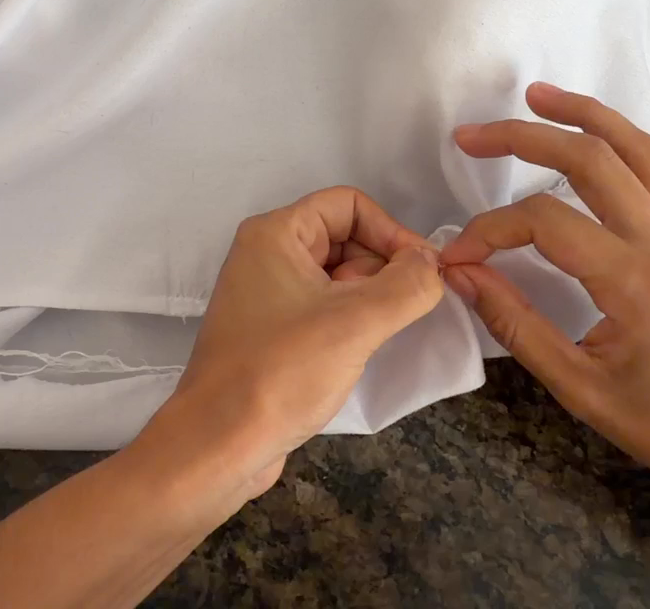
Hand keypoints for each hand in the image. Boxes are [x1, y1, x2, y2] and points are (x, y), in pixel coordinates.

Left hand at [144, 187, 444, 499]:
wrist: (218, 445)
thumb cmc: (282, 371)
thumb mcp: (355, 323)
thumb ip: (406, 285)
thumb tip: (432, 263)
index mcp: (276, 233)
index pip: (348, 204)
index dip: (391, 232)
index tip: (423, 273)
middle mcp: (266, 253)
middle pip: (344, 236)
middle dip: (382, 267)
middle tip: (407, 309)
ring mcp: (266, 293)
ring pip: (336, 275)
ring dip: (369, 297)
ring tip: (384, 332)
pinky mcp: (270, 330)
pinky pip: (322, 305)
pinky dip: (349, 318)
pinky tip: (364, 348)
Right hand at [439, 82, 649, 513]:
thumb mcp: (580, 390)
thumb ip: (516, 325)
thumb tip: (461, 275)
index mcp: (636, 281)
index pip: (545, 223)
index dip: (488, 230)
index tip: (456, 256)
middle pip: (592, 159)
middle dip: (524, 137)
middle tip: (473, 134)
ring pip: (642, 152)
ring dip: (589, 115)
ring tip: (541, 96)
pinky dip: (645, 158)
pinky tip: (620, 155)